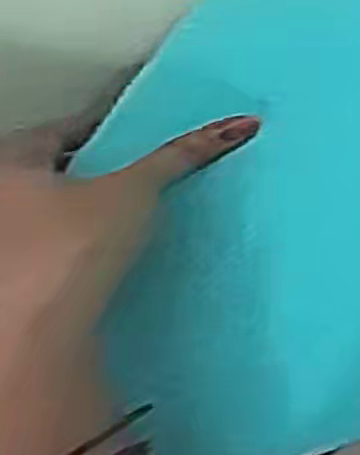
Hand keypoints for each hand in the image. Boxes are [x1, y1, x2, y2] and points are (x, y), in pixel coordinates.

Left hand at [0, 107, 260, 454]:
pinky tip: (92, 246)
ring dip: (70, 205)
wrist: (25, 330)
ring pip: (33, 209)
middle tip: (129, 166)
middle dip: (81, 168)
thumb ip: (186, 154)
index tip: (131, 130)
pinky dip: (63, 237)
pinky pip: (34, 242)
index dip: (98, 128)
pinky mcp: (4, 276)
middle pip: (37, 171)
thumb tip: (241, 124)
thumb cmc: (69, 246)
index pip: (55, 133)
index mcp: (5, 168)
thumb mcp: (140, 188)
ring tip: (116, 208)